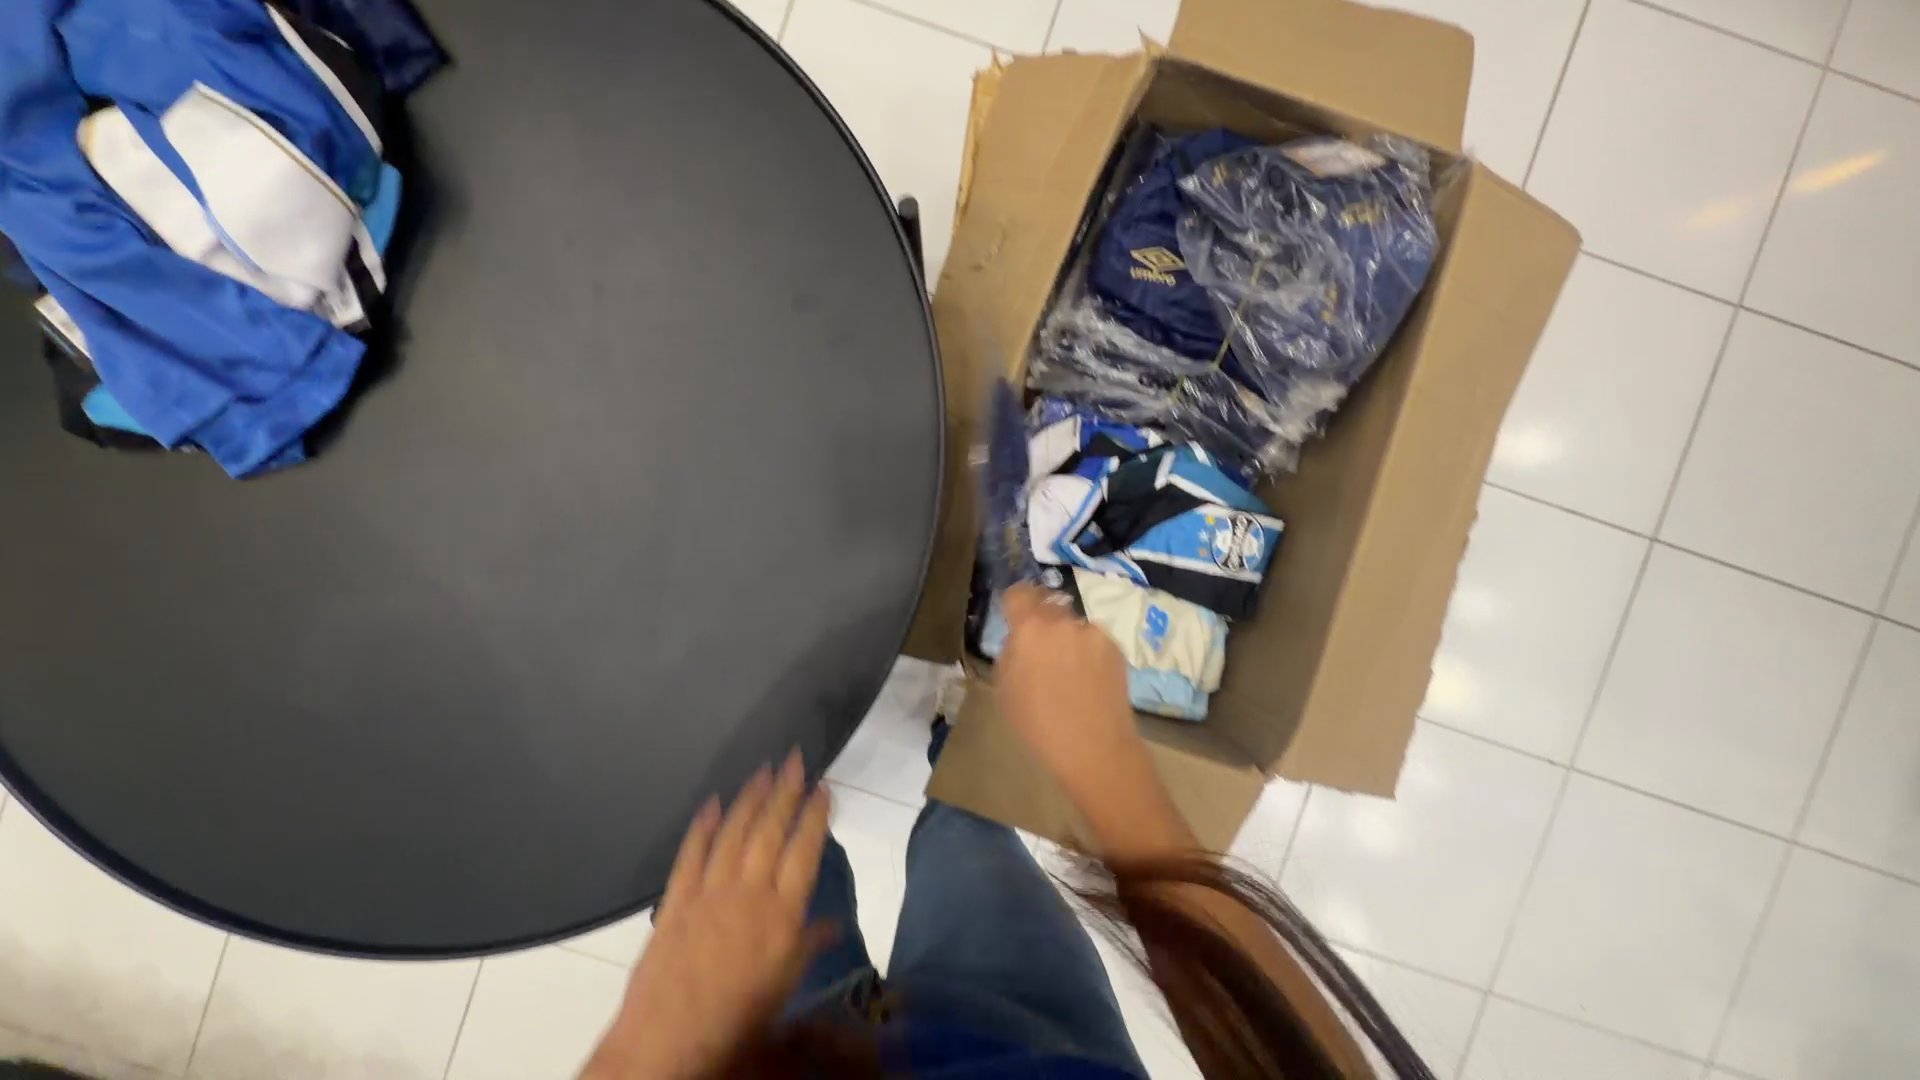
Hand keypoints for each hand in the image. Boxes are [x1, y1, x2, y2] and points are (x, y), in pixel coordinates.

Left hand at [584, 751, 831, 1079]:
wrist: (669, 1042)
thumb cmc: (738, 1019)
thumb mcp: (785, 987)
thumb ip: (808, 946)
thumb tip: (831, 923)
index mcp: (782, 913)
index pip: (805, 851)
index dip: (815, 816)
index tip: (824, 787)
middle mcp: (749, 892)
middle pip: (771, 830)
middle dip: (786, 791)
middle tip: (797, 758)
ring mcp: (710, 891)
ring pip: (734, 832)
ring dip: (750, 798)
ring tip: (763, 770)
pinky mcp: (676, 898)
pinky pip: (691, 853)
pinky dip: (702, 825)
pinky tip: (711, 802)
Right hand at [995, 584, 1139, 797]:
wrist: (1095, 748)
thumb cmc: (1039, 724)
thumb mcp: (1005, 689)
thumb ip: (1011, 652)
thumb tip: (1021, 640)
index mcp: (1030, 629)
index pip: (1019, 593)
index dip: (1015, 602)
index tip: (1015, 617)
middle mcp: (1064, 621)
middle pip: (1048, 606)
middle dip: (1042, 623)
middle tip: (1042, 651)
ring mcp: (1093, 632)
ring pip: (1073, 626)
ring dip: (1067, 639)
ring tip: (1069, 672)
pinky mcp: (1116, 647)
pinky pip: (1093, 641)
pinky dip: (1087, 652)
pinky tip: (1089, 679)